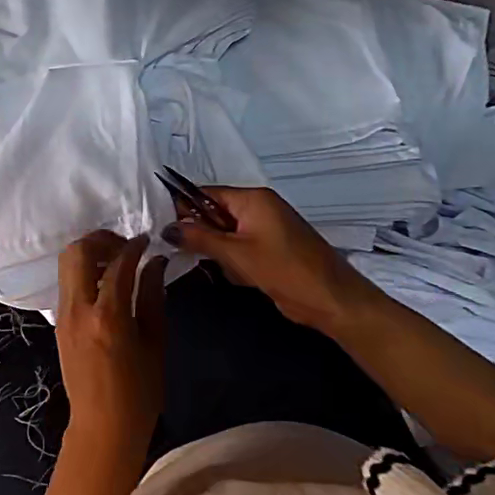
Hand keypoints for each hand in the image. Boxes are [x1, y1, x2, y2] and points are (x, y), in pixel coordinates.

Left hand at [55, 231, 166, 459]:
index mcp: (107, 316)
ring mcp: (63, 315)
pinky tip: (105, 282)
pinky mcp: (58, 323)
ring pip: (66, 264)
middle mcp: (78, 309)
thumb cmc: (138, 393)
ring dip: (89, 253)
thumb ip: (153, 298)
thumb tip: (156, 263)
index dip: (134, 247)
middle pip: (78, 252)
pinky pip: (67, 283)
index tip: (147, 241)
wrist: (102, 426)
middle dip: (101, 240)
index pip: (118, 264)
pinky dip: (83, 271)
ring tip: (116, 262)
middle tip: (125, 246)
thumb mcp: (155, 343)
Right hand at [162, 186, 380, 332]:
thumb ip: (199, 237)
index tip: (163, 227)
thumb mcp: (235, 253)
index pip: (206, 194)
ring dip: (220, 254)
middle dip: (203, 236)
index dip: (184, 208)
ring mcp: (266, 230)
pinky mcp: (270, 250)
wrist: (330, 300)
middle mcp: (259, 209)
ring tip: (230, 270)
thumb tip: (168, 227)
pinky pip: (239, 250)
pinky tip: (242, 277)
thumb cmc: (284, 269)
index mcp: (253, 199)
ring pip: (225, 236)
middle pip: (214, 215)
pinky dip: (234, 263)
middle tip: (190, 253)